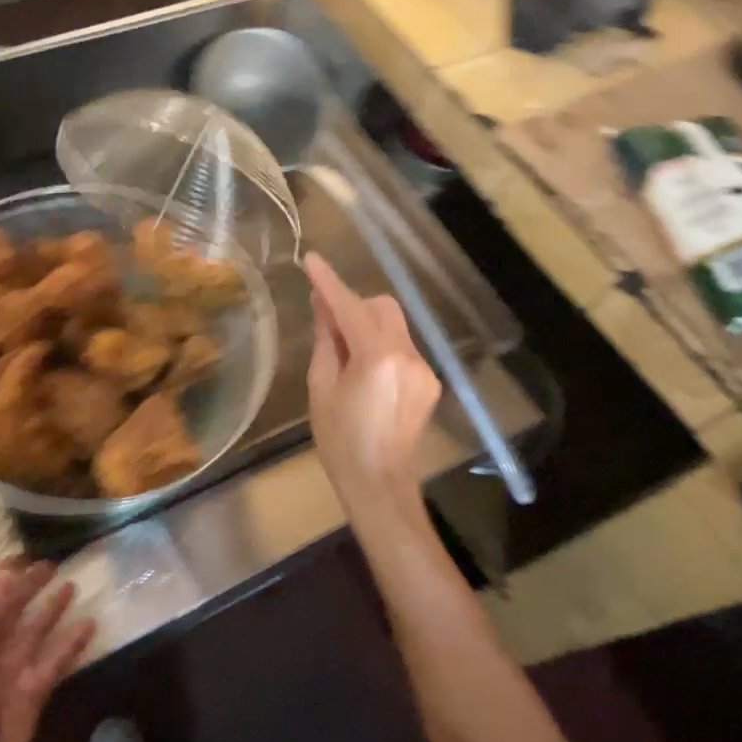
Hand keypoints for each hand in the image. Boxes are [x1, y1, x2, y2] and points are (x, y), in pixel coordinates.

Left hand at [0, 559, 94, 741]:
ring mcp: (14, 673)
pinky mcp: (34, 694)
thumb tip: (5, 576)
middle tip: (53, 565)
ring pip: (35, 632)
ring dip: (51, 610)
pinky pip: (54, 660)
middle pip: (12, 612)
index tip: (25, 556)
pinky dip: (70, 643)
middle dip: (29, 588)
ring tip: (72, 586)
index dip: (4, 579)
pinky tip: (89, 627)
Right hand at [305, 252, 441, 503]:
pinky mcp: (429, 382)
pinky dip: (381, 349)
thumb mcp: (322, 388)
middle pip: (382, 307)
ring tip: (344, 357)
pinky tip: (365, 376)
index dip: (329, 282)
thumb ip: (327, 341)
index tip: (311, 260)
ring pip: (394, 327)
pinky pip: (402, 349)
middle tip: (326, 323)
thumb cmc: (339, 440)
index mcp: (377, 358)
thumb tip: (324, 306)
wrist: (378, 481)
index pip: (350, 307)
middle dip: (354, 306)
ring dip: (367, 328)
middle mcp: (408, 355)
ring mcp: (423, 368)